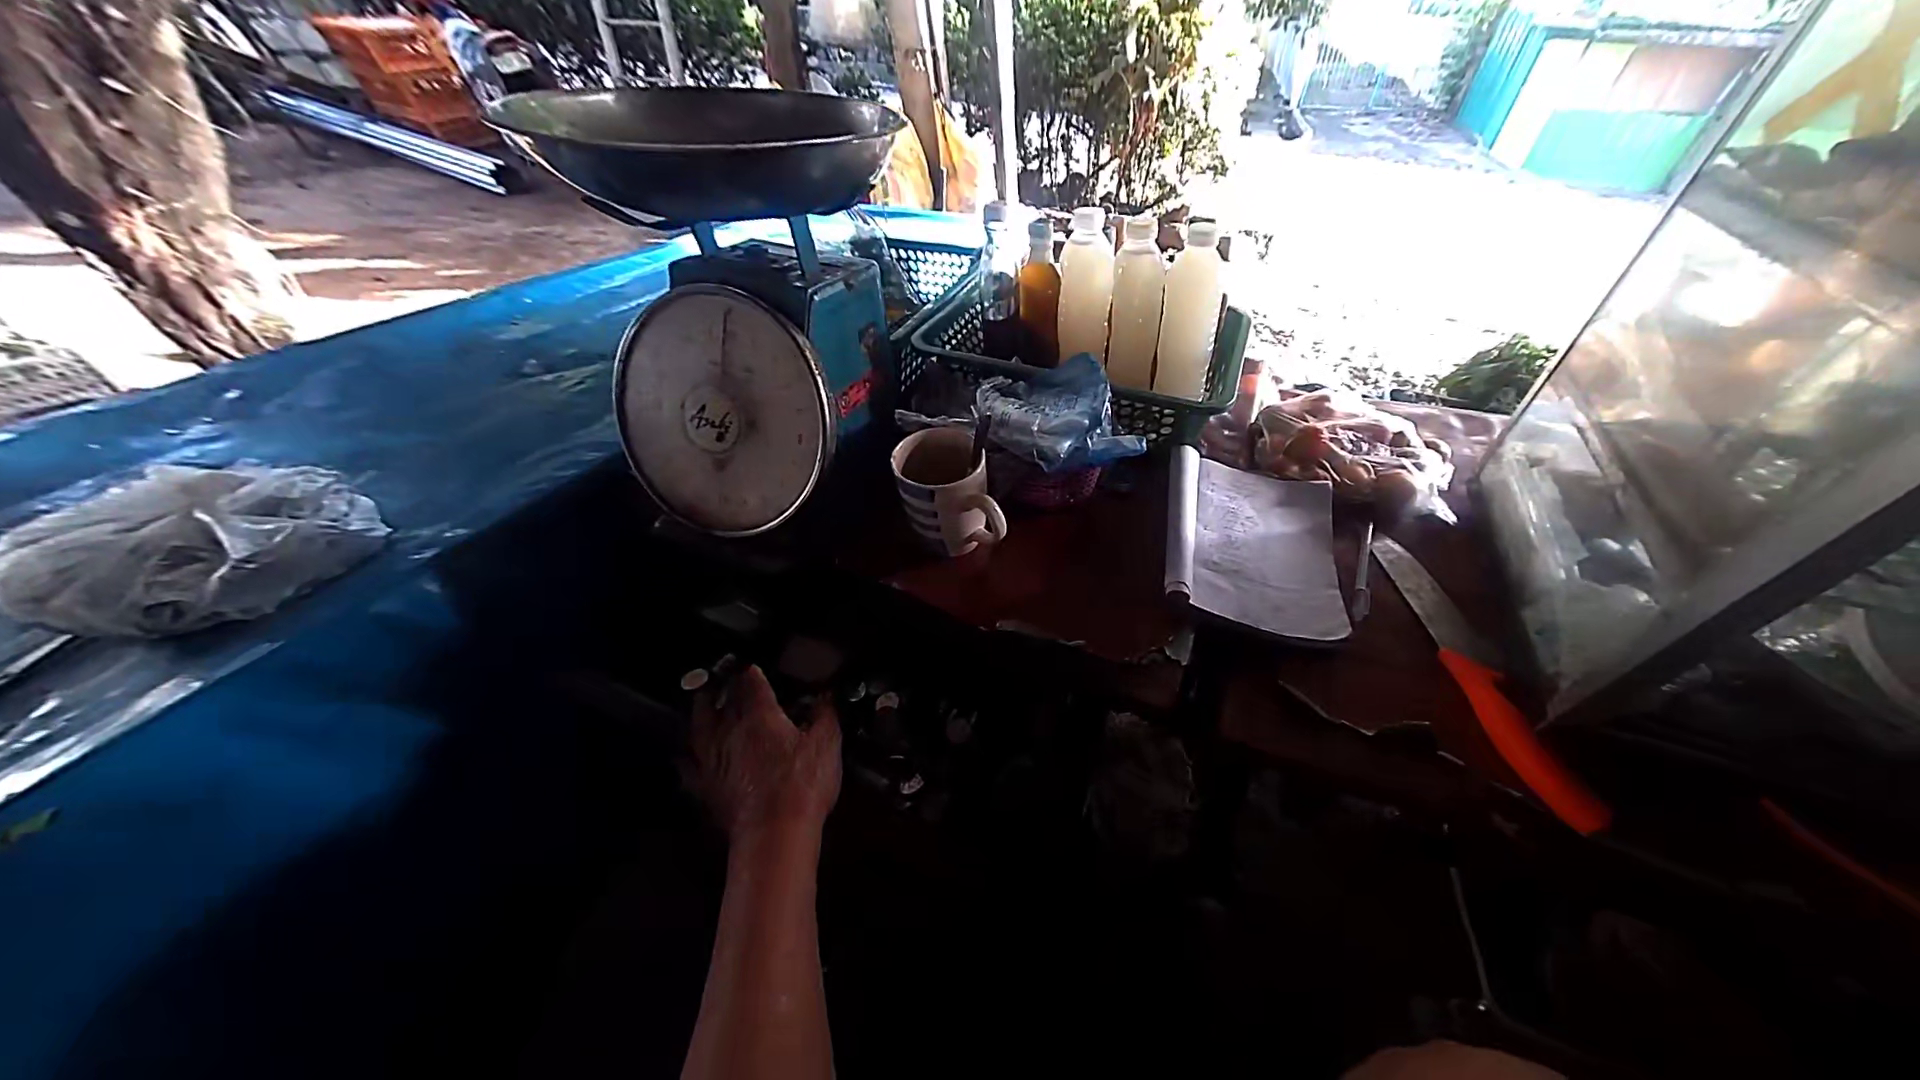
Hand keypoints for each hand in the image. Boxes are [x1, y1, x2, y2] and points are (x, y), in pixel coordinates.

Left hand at [692, 665, 841, 844]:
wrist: (773, 832)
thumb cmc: (803, 783)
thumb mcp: (827, 744)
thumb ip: (825, 714)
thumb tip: (825, 695)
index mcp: (759, 714)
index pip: (752, 682)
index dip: (752, 671)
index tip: (752, 665)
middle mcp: (729, 729)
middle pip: (721, 698)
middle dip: (725, 684)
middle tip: (726, 676)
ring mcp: (711, 758)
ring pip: (698, 725)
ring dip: (700, 710)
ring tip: (702, 700)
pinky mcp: (704, 786)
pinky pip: (688, 766)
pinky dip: (686, 757)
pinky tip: (684, 755)